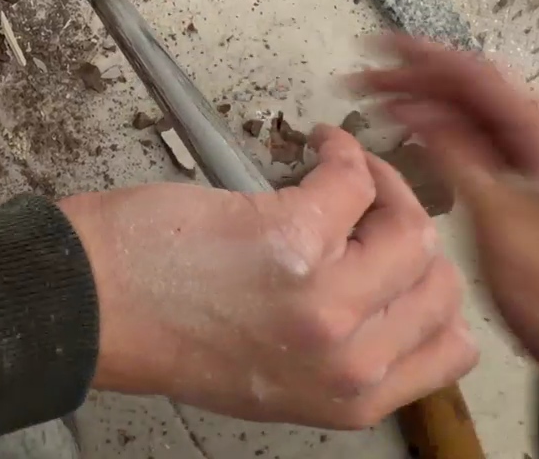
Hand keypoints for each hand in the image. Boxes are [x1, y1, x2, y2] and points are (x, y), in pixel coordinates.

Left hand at [58, 128, 475, 428]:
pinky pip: (349, 180)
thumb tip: (357, 296)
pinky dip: (343, 151)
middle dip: (409, 229)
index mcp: (345, 396)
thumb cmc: (157, 326)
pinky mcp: (288, 232)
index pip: (446, 345)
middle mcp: (346, 355)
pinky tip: (322, 143)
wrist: (92, 301)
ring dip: (384, 183)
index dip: (429, 288)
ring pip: (409, 230)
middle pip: (435, 281)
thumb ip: (324, 352)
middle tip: (374, 196)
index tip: (402, 252)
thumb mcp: (265, 374)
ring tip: (348, 164)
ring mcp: (323, 294)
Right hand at [353, 34, 538, 448]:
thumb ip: (454, 155)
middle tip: (366, 81)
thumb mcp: (499, 224)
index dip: (421, 57)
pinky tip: (436, 147)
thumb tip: (413, 106)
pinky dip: (462, 139)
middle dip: (421, 82)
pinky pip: (507, 151)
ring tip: (389, 109)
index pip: (479, 78)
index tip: (376, 46)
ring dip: (439, 110)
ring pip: (495, 124)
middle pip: (487, 96)